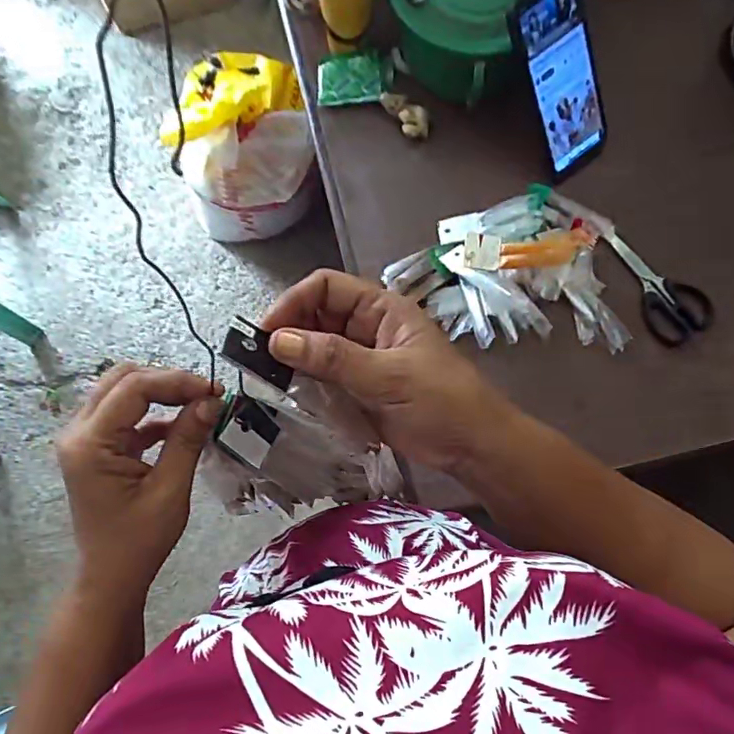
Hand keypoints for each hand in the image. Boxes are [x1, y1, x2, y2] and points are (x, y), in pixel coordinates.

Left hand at [53, 365, 222, 594]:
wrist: (111, 575)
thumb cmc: (140, 541)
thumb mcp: (170, 490)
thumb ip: (187, 440)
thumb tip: (211, 401)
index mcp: (91, 442)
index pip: (133, 388)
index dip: (177, 382)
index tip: (214, 391)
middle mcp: (78, 432)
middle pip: (122, 380)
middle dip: (167, 381)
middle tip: (207, 395)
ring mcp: (83, 440)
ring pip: (121, 393)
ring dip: (160, 394)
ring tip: (199, 405)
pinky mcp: (95, 449)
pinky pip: (124, 417)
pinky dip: (153, 415)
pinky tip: (182, 425)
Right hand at [258, 269, 519, 472]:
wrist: (472, 446)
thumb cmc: (441, 401)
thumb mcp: (387, 375)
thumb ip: (333, 357)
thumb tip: (278, 340)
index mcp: (382, 310)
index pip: (326, 287)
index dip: (293, 303)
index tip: (267, 332)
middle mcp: (368, 330)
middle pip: (317, 317)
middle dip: (289, 332)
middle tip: (261, 361)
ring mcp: (363, 362)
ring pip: (317, 350)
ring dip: (294, 361)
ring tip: (269, 379)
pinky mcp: (360, 392)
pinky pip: (325, 381)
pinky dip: (306, 386)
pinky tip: (290, 397)